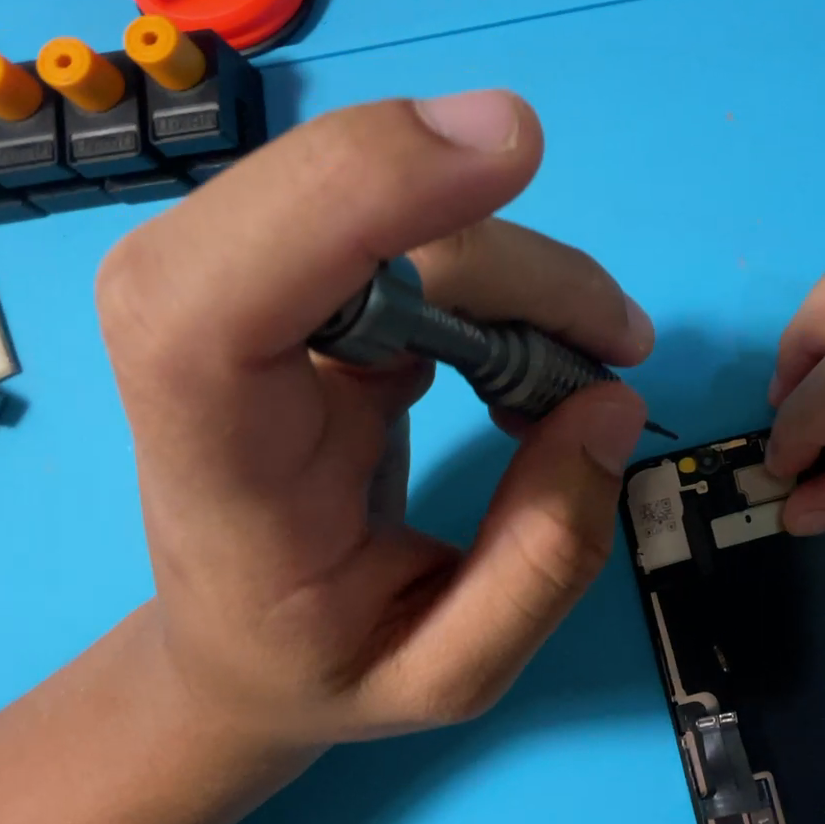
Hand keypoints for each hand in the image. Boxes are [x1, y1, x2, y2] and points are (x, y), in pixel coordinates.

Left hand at [97, 91, 651, 749]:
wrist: (234, 651)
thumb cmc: (324, 670)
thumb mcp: (453, 672)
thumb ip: (544, 558)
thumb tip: (610, 402)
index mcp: (215, 475)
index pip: (215, 298)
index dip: (349, 191)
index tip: (508, 151)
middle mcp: (204, 363)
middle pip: (344, 229)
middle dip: (509, 264)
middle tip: (620, 343)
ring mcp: (252, 312)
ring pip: (391, 217)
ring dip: (521, 273)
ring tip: (599, 360)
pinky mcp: (305, 297)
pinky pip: (411, 237)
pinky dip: (503, 278)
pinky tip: (543, 348)